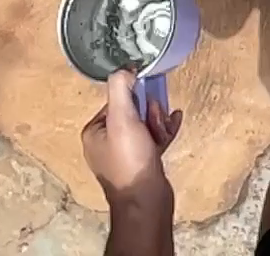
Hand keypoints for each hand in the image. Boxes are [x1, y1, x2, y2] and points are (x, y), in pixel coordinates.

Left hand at [81, 70, 183, 208]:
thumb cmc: (130, 159)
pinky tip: (175, 123)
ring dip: (159, 121)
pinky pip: (153, 137)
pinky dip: (164, 129)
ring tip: (165, 128)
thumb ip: (120, 87)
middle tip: (156, 121)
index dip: (135, 98)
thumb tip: (125, 68)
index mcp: (95, 131)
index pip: (117, 99)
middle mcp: (105, 142)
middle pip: (133, 110)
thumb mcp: (122, 118)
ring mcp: (123, 154)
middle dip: (150, 111)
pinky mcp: (140, 163)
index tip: (146, 106)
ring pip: (145, 123)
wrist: (146, 201)